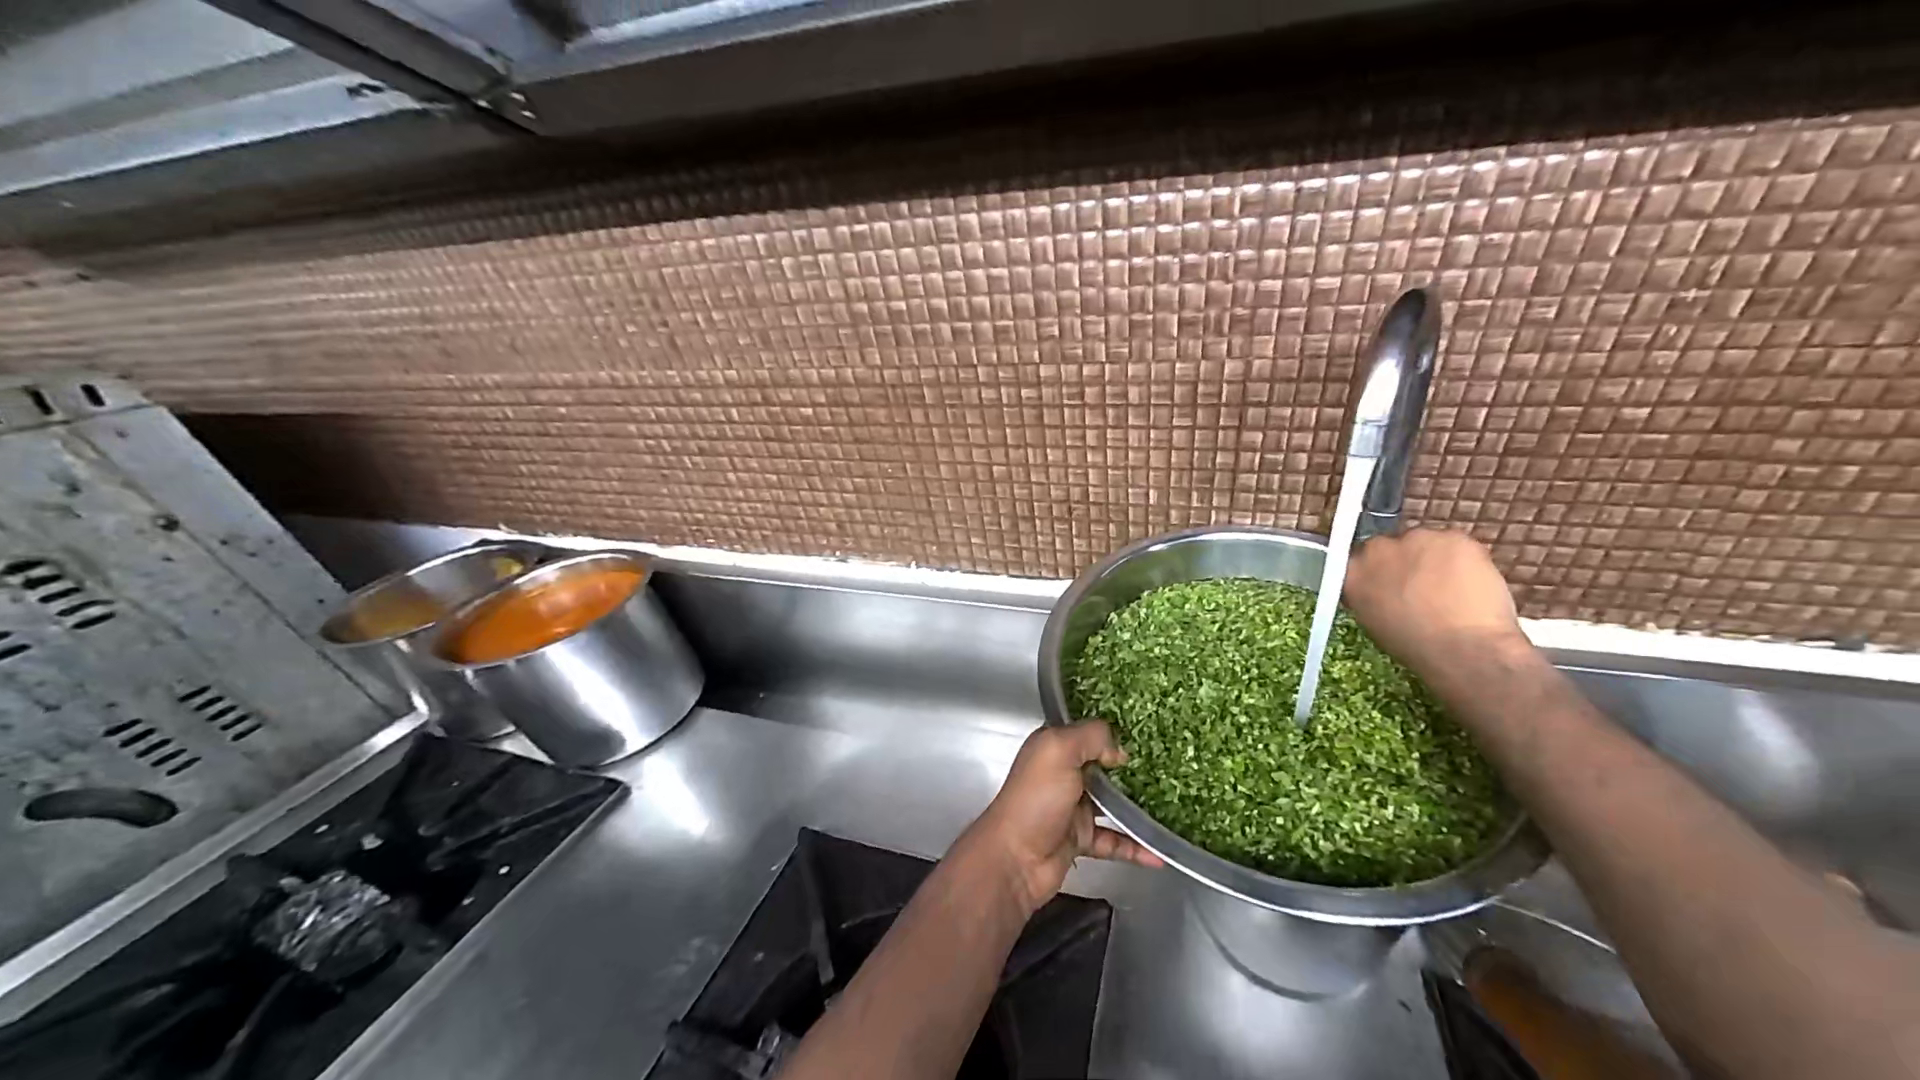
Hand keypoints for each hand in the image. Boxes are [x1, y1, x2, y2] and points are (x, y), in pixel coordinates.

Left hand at [954, 721, 1162, 914]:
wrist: (1015, 859)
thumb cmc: (1034, 799)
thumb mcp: (1058, 751)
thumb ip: (1091, 738)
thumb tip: (1119, 751)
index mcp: (1053, 748)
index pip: (1086, 731)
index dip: (1111, 729)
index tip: (1145, 729)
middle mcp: (1062, 774)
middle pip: (1103, 766)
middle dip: (1131, 767)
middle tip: (1166, 766)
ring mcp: (1071, 807)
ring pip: (1112, 804)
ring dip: (1137, 806)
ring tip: (1169, 804)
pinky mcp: (1079, 839)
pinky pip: (1114, 841)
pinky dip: (1135, 846)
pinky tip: (1158, 852)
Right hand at [1343, 527, 1530, 680]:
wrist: (1462, 646)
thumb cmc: (1414, 644)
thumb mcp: (1373, 621)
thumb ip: (1371, 594)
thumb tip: (1383, 589)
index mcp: (1353, 571)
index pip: (1361, 559)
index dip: (1380, 569)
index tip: (1393, 582)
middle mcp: (1377, 548)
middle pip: (1393, 544)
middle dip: (1407, 559)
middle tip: (1425, 584)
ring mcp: (1416, 539)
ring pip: (1427, 543)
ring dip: (1435, 559)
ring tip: (1453, 587)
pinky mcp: (1453, 537)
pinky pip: (1458, 545)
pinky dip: (1465, 560)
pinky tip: (1472, 583)